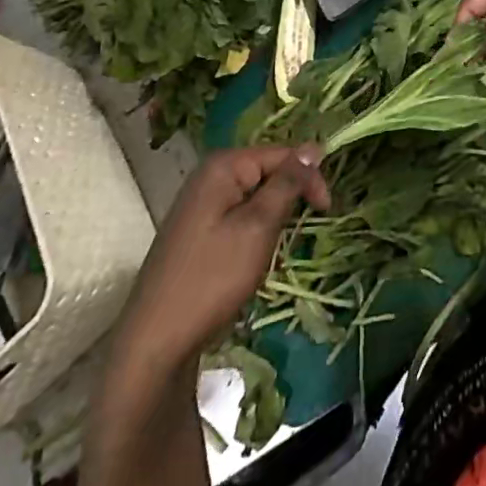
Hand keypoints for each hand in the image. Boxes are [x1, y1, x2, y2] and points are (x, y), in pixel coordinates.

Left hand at [113, 145, 329, 366]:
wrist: (158, 337)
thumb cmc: (213, 277)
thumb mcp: (259, 226)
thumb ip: (287, 183)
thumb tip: (313, 148)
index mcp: (222, 166)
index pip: (282, 154)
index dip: (309, 176)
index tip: (327, 210)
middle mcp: (208, 176)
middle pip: (267, 171)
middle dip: (291, 196)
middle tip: (303, 230)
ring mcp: (200, 204)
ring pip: (255, 197)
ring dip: (274, 217)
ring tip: (278, 247)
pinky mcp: (198, 230)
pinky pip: (239, 217)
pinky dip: (256, 232)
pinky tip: (255, 257)